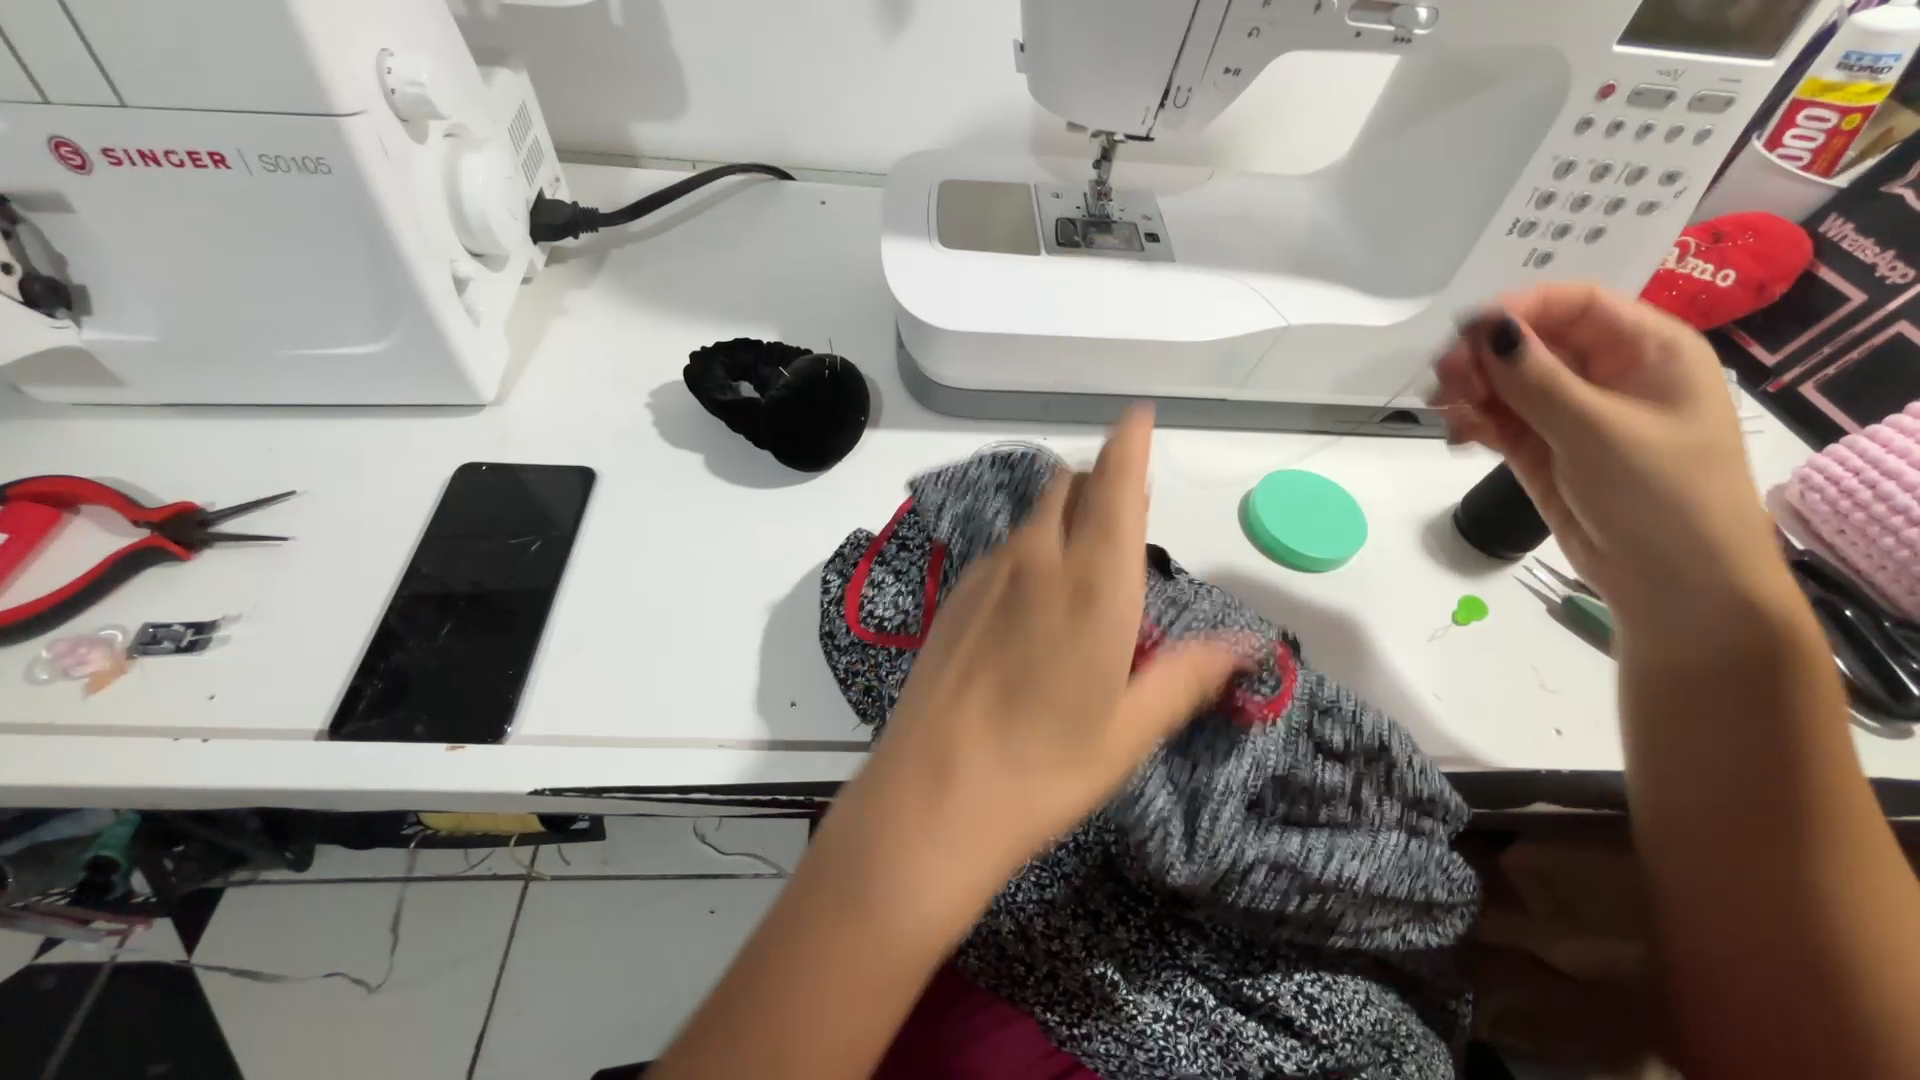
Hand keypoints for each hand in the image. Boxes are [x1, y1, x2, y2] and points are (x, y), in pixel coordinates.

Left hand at [858, 406, 1246, 870]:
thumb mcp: (1130, 729)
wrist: (932, 795)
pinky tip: (1031, 609)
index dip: (1129, 444)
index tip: (1137, 415)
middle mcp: (1037, 561)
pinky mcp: (954, 599)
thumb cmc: (1045, 767)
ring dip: (1064, 520)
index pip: (1114, 485)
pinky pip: (1003, 552)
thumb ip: (1187, 675)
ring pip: (1033, 519)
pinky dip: (1030, 553)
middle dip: (1100, 484)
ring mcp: (986, 576)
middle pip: (1069, 488)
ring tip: (1083, 572)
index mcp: (1093, 582)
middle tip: (1124, 518)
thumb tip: (1247, 645)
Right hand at [1430, 283, 1786, 624]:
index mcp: (1647, 351)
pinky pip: (1499, 421)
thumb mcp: (1598, 430)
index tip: (1465, 333)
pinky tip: (1457, 435)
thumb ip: (1537, 378)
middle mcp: (1607, 375)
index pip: (1574, 304)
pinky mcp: (1544, 452)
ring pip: (1506, 383)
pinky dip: (1473, 422)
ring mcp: (1572, 416)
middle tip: (1444, 381)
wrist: (1677, 585)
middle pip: (1530, 342)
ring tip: (1445, 413)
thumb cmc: (1661, 495)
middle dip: (1483, 356)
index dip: (1518, 309)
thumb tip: (1487, 327)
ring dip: (1469, 391)